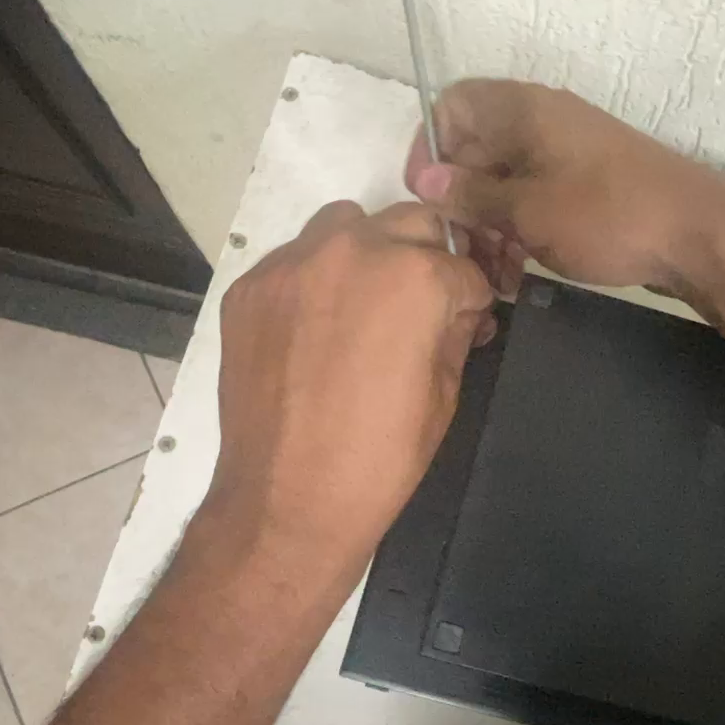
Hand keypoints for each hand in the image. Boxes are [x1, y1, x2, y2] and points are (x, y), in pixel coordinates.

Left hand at [206, 201, 495, 567]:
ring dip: (369, 254)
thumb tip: (465, 313)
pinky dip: (316, 282)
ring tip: (366, 306)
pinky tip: (316, 330)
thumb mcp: (443, 396)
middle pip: (410, 225)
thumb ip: (456, 334)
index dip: (474, 300)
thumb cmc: (380, 458)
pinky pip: (296, 261)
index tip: (470, 321)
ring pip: (345, 225)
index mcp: (414, 278)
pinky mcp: (249, 288)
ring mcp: (292, 265)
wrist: (290, 500)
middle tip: (425, 306)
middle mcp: (352, 251)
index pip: (464, 268)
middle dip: (429, 260)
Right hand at [404, 78, 724, 311]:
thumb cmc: (605, 216)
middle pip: (475, 154)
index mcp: (522, 111)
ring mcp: (563, 158)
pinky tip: (515, 278)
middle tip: (460, 256)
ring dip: (488, 231)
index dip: (431, 149)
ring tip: (491, 280)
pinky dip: (517, 236)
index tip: (428, 200)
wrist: (693, 235)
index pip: (453, 108)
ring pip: (503, 187)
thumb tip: (426, 181)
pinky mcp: (581, 190)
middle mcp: (539, 125)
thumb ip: (473, 195)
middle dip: (461, 206)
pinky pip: (532, 205)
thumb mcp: (528, 211)